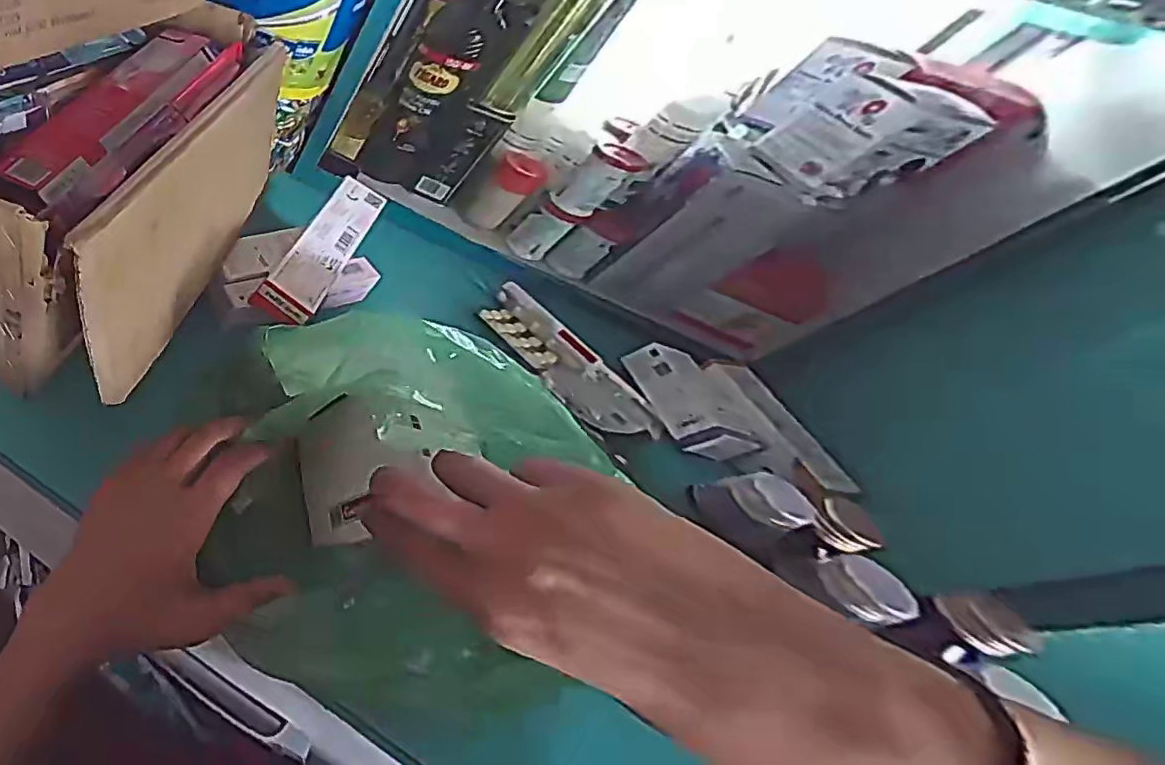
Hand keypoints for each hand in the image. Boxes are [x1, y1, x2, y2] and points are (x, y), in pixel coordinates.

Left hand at [17, 419, 292, 669]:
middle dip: (229, 425)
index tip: (272, 445)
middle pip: (202, 437)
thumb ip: (246, 597)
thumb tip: (289, 585)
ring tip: (215, 434)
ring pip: (173, 436)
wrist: (79, 607)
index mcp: (190, 512)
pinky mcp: (113, 479)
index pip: (230, 467)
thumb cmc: (142, 612)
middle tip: (249, 423)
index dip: (254, 451)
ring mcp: (135, 477)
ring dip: (198, 430)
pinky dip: (168, 442)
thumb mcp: (200, 615)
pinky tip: (172, 452)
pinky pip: (147, 447)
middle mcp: (165, 483)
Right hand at [363, 452, 999, 764]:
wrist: (799, 679)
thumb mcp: (577, 662)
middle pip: (415, 492)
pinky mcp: (593, 482)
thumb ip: (518, 606)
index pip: (410, 549)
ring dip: (461, 479)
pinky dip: (528, 482)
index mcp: (504, 609)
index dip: (381, 526)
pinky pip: (530, 468)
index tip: (366, 512)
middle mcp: (511, 548)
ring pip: (465, 466)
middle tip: (388, 484)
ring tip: (479, 493)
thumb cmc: (680, 698)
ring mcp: (550, 506)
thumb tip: (487, 568)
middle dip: (392, 486)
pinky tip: (557, 504)